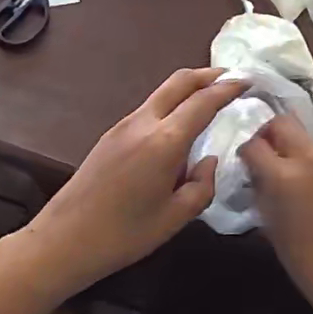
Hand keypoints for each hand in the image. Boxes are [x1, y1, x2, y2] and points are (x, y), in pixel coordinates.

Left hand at [24, 68, 246, 285]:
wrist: (65, 239)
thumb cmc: (125, 234)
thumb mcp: (175, 217)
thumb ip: (202, 185)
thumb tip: (209, 161)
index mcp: (164, 141)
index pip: (202, 101)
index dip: (227, 88)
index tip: (247, 82)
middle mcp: (143, 123)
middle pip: (178, 82)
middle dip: (206, 75)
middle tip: (230, 78)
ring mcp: (122, 126)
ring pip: (161, 94)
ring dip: (187, 90)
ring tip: (209, 100)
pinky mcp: (110, 135)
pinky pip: (148, 110)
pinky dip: (170, 106)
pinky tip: (179, 126)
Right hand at [240, 113, 312, 307]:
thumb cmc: (300, 259)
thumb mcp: (267, 222)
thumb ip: (259, 189)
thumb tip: (253, 171)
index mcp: (283, 176)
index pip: (255, 144)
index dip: (245, 149)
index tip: (243, 161)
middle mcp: (308, 162)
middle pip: (283, 123)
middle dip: (267, 132)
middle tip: (260, 153)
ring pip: (303, 137)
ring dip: (287, 145)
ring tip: (279, 169)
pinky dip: (303, 160)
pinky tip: (300, 183)